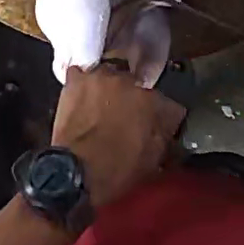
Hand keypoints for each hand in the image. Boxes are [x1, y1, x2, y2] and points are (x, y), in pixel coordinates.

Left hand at [51, 66, 184, 206]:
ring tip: (100, 106)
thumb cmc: (117, 169)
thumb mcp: (152, 160)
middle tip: (125, 116)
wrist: (77, 170)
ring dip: (107, 88)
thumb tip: (167, 125)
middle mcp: (128, 81)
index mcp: (152, 101)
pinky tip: (80, 96)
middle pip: (135, 83)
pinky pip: (80, 74)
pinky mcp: (76, 79)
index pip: (165, 102)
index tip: (156, 125)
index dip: (161, 115)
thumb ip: (164, 134)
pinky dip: (81, 84)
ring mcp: (100, 77)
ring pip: (108, 75)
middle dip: (132, 97)